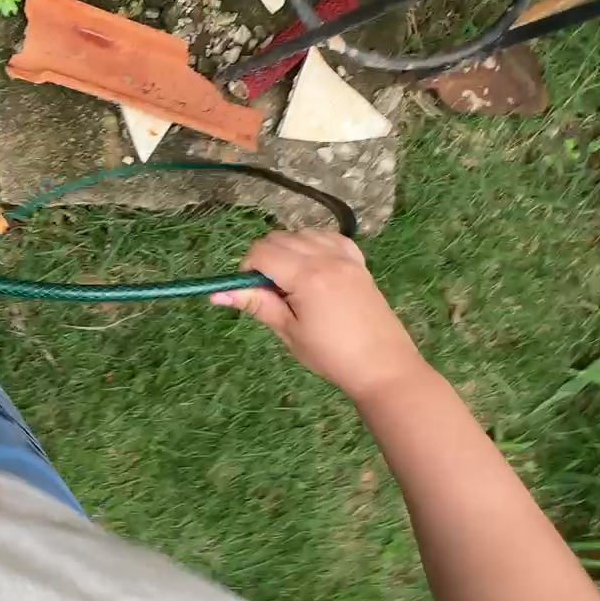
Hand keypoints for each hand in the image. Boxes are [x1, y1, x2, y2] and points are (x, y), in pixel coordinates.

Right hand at [211, 230, 429, 402]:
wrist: (383, 366)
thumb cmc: (330, 355)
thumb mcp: (287, 330)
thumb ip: (255, 303)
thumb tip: (216, 293)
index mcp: (307, 277)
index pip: (262, 252)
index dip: (247, 269)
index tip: (252, 293)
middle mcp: (327, 258)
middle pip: (279, 238)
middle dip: (264, 258)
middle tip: (270, 291)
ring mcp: (346, 258)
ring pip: (302, 234)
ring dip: (287, 250)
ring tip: (291, 281)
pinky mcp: (359, 263)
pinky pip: (329, 238)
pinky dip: (313, 245)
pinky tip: (312, 266)